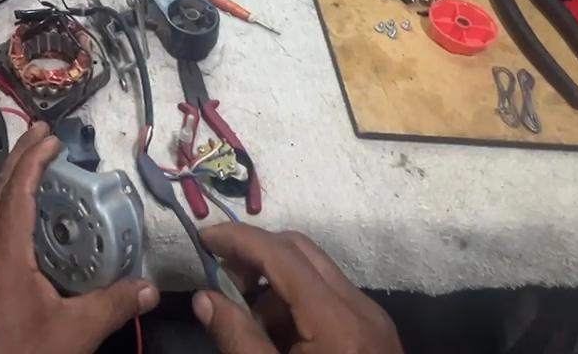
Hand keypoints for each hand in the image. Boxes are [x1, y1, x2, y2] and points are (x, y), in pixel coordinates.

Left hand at [0, 121, 157, 353]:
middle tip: (42, 133)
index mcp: (2, 252)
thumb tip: (149, 288)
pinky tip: (21, 220)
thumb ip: (111, 306)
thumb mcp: (72, 334)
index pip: (17, 190)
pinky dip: (5, 209)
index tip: (52, 137)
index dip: (34, 158)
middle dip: (20, 157)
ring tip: (34, 167)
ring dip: (11, 182)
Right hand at [192, 223, 400, 353]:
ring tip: (248, 318)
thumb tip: (204, 298)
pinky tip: (277, 338)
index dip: (237, 239)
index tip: (201, 239)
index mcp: (338, 321)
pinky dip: (295, 300)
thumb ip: (237, 338)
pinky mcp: (376, 339)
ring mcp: (373, 323)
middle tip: (222, 278)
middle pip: (299, 250)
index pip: (280, 253)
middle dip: (255, 254)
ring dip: (274, 279)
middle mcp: (361, 309)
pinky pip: (328, 297)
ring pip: (314, 271)